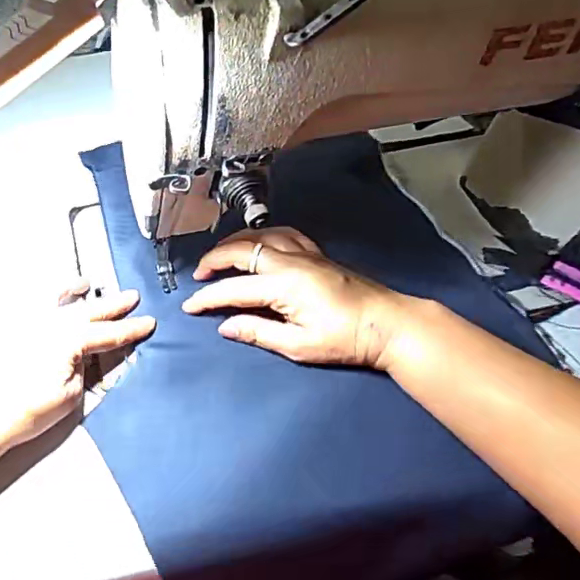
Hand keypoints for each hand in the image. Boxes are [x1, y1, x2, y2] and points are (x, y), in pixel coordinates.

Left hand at [0, 285, 155, 463]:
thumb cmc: (28, 410)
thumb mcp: (72, 394)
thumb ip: (85, 368)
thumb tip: (89, 355)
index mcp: (68, 339)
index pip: (107, 333)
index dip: (130, 329)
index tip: (148, 323)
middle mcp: (49, 324)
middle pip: (88, 311)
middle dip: (112, 305)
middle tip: (131, 297)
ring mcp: (28, 324)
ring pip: (59, 301)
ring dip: (76, 292)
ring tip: (87, 283)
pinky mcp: (12, 331)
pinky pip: (30, 306)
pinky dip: (43, 297)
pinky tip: (49, 295)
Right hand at [180, 228, 415, 369]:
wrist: (389, 324)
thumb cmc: (347, 339)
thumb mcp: (299, 345)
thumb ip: (258, 332)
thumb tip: (226, 327)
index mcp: (284, 286)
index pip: (234, 289)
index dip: (207, 298)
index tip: (190, 306)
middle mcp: (292, 262)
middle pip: (242, 250)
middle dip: (214, 260)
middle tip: (200, 276)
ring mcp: (306, 255)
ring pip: (261, 235)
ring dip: (236, 242)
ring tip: (222, 256)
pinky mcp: (318, 255)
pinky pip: (284, 234)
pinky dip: (264, 235)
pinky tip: (260, 244)